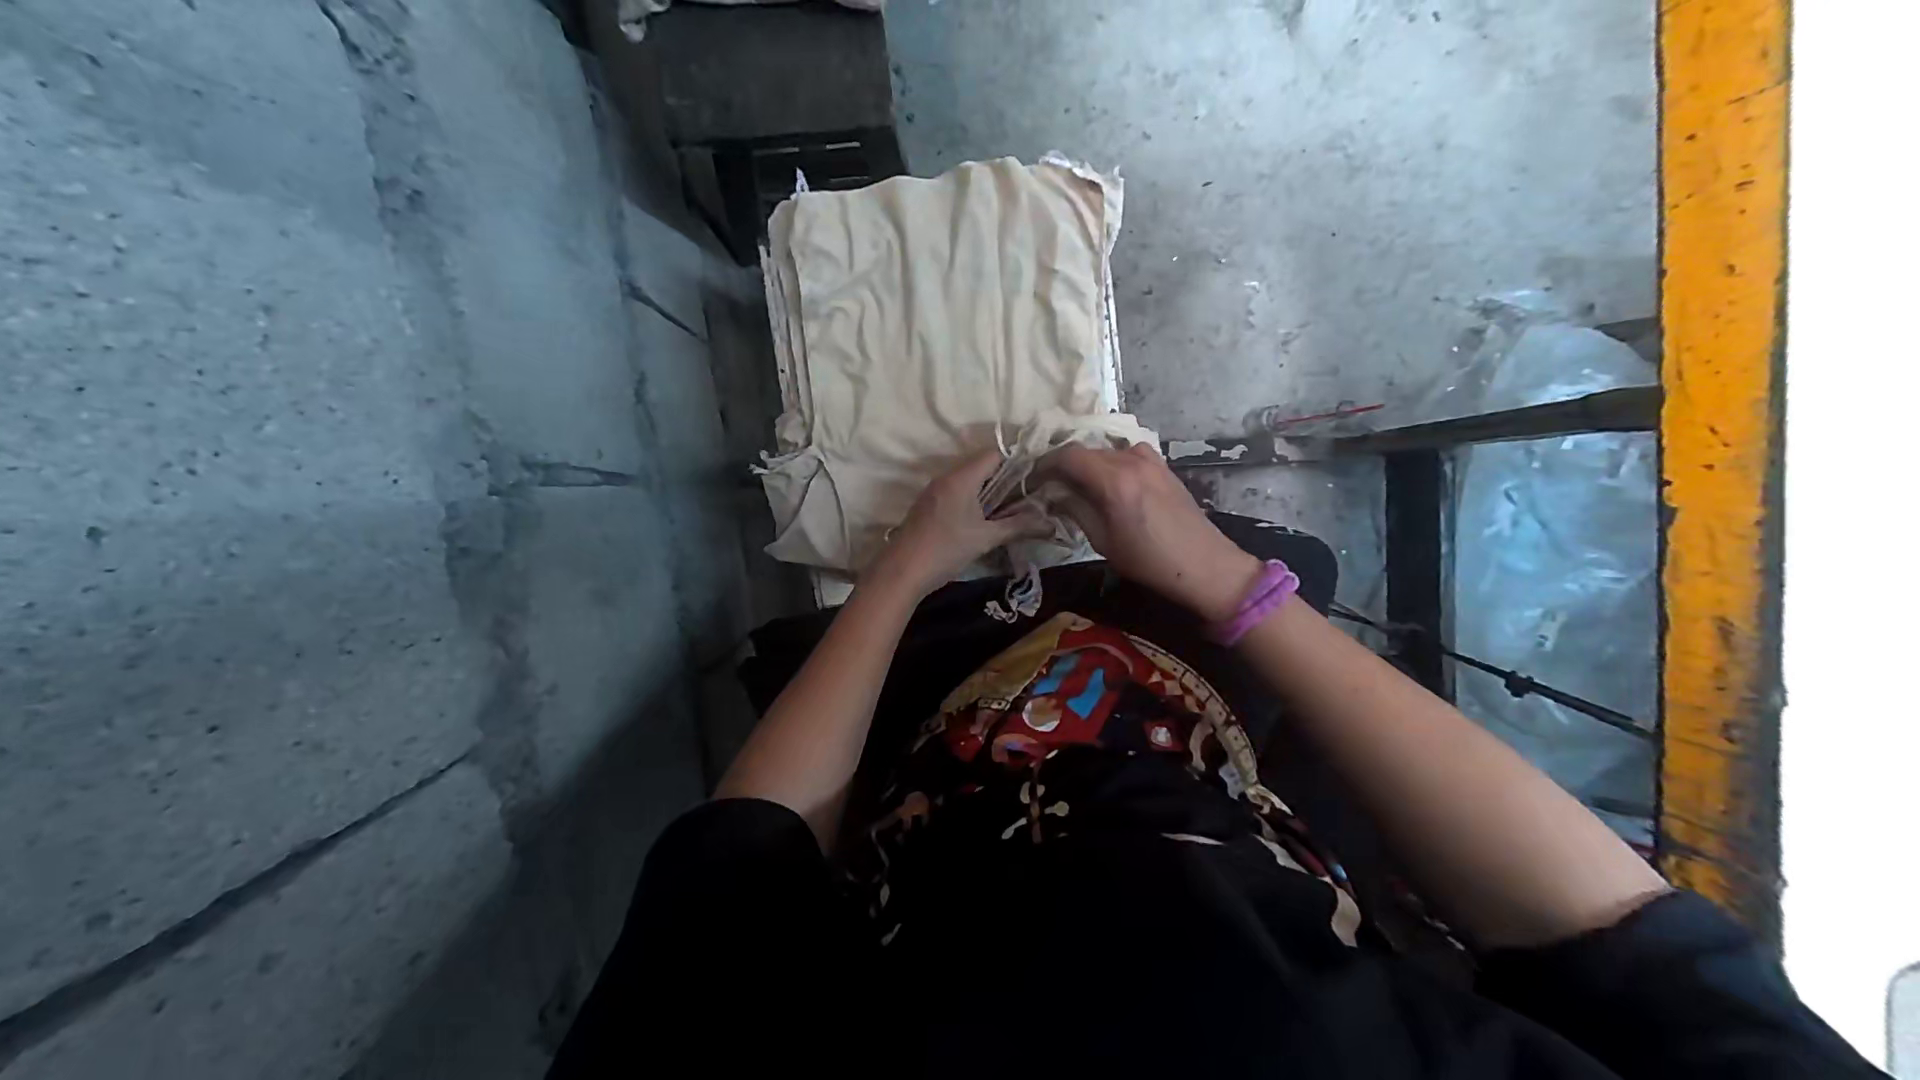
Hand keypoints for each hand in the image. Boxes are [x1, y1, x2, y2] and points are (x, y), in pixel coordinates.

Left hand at [864, 451, 1050, 597]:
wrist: (902, 571)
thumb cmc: (946, 549)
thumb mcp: (986, 538)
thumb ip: (1017, 526)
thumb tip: (1049, 522)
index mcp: (961, 478)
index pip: (994, 454)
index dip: (1016, 462)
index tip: (1033, 480)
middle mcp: (945, 478)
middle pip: (980, 466)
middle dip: (1004, 479)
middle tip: (1025, 498)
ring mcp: (933, 492)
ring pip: (967, 481)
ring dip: (987, 492)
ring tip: (1008, 511)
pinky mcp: (927, 506)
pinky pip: (955, 493)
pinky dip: (971, 501)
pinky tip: (981, 521)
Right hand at [1041, 443, 1263, 621]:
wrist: (1204, 565)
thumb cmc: (1149, 561)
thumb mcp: (1102, 541)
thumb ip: (1076, 509)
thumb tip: (1054, 493)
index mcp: (1114, 480)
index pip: (1068, 455)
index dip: (1045, 464)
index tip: (1033, 479)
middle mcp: (1131, 460)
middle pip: (1086, 450)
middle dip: (1064, 465)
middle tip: (1050, 486)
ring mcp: (1150, 459)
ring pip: (1106, 450)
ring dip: (1088, 464)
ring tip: (1078, 487)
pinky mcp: (1162, 465)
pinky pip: (1126, 454)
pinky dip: (1110, 463)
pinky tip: (1109, 484)